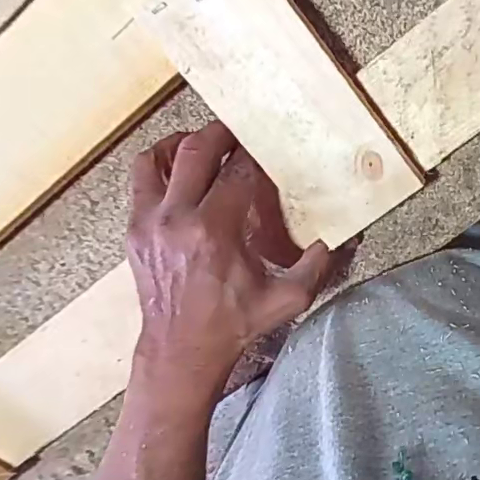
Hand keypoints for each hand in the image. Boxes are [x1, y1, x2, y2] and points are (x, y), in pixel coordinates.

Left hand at [126, 123, 330, 402]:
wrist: (182, 349)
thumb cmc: (235, 324)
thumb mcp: (290, 298)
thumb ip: (319, 263)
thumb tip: (344, 236)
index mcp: (215, 232)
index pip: (237, 173)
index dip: (256, 155)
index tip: (269, 148)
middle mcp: (177, 219)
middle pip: (195, 151)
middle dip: (221, 134)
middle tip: (240, 130)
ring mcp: (149, 223)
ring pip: (155, 158)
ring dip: (182, 143)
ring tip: (206, 143)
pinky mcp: (134, 230)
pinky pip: (141, 180)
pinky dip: (160, 165)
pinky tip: (181, 171)